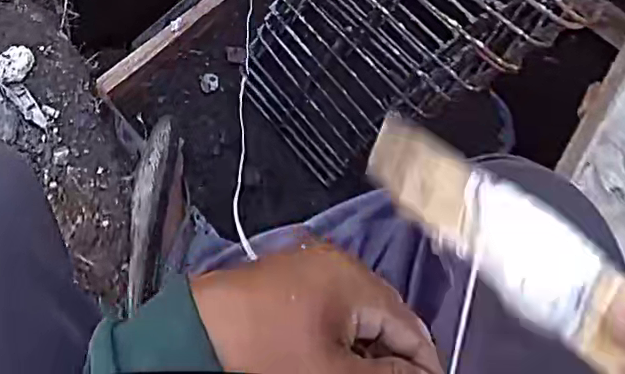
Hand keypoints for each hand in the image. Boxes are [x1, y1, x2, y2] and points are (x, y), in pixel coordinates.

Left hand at [191, 242, 442, 373]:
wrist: (201, 335)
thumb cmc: (266, 351)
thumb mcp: (335, 372)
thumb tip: (423, 373)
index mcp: (351, 275)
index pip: (409, 322)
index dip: (423, 362)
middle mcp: (333, 262)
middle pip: (385, 313)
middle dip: (394, 354)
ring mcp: (309, 268)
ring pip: (359, 313)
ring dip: (368, 347)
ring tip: (361, 372)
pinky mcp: (289, 282)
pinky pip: (333, 308)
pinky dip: (342, 336)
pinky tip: (334, 360)